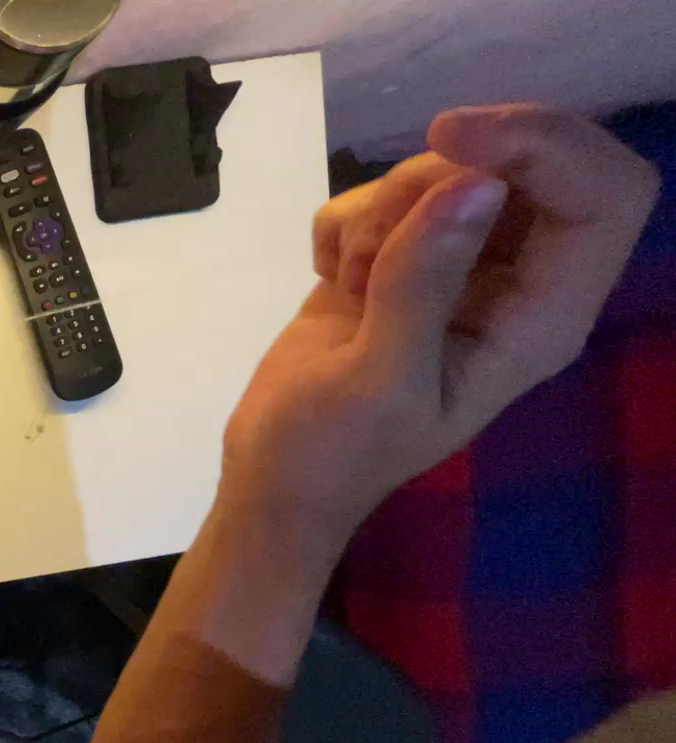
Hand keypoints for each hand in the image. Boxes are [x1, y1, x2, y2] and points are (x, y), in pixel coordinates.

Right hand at [223, 104, 658, 552]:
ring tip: (343, 279)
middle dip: (439, 180)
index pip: (598, 196)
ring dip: (378, 213)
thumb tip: (469, 186)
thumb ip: (422, 287)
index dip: (543, 147)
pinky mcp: (380, 274)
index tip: (450, 137)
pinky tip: (326, 278)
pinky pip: (374, 210)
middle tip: (367, 232)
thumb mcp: (377, 383)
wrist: (269, 481)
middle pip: (520, 173)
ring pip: (437, 184)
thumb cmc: (329, 452)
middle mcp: (506, 285)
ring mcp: (441, 277)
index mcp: (538, 318)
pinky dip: (341, 230)